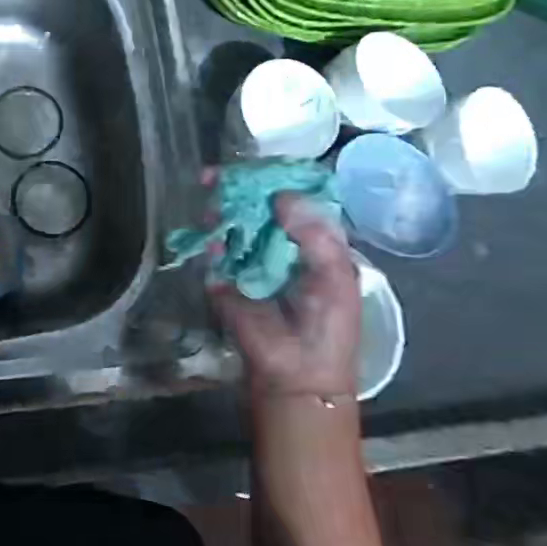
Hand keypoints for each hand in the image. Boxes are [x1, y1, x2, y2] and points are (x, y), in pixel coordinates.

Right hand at [208, 192, 363, 401]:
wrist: (297, 377)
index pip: (290, 201)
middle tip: (216, 177)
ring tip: (212, 204)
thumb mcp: (336, 276)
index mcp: (309, 242)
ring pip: (231, 225)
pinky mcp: (224, 280)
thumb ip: (316, 234)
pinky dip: (210, 241)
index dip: (273, 181)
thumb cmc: (327, 328)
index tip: (255, 168)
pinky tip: (212, 235)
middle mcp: (276, 245)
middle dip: (236, 190)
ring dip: (220, 211)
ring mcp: (247, 261)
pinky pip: (214, 253)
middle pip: (254, 208)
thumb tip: (281, 196)